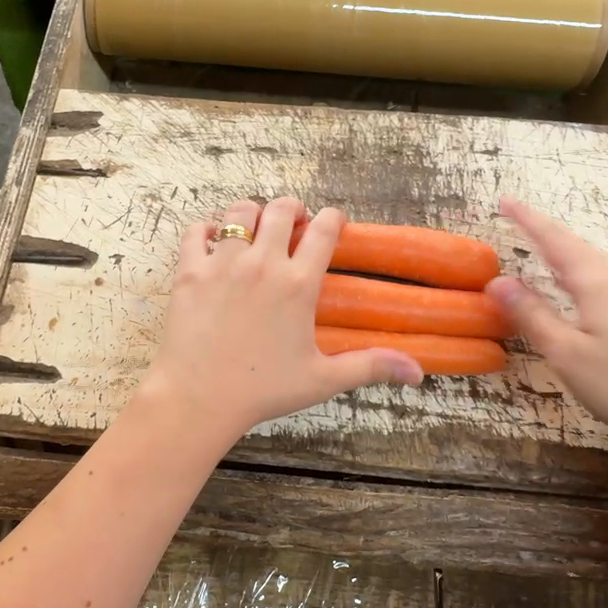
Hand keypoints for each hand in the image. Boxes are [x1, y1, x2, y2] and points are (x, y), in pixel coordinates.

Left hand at [140, 197, 424, 446]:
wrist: (198, 398)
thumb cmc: (262, 390)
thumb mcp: (322, 380)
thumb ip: (370, 367)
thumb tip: (417, 371)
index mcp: (299, 284)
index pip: (324, 229)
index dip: (333, 217)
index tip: (333, 221)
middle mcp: (262, 263)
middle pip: (281, 209)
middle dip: (292, 209)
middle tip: (293, 222)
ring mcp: (222, 263)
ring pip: (239, 212)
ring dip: (251, 213)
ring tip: (254, 228)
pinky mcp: (189, 271)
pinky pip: (196, 232)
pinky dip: (205, 230)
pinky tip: (212, 242)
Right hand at [485, 197, 607, 465]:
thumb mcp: (566, 353)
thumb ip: (531, 315)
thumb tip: (498, 281)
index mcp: (598, 282)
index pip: (554, 240)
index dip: (527, 219)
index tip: (505, 201)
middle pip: (578, 249)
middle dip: (546, 235)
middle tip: (518, 223)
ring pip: (597, 267)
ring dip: (566, 258)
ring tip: (542, 256)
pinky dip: (584, 278)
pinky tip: (580, 295)